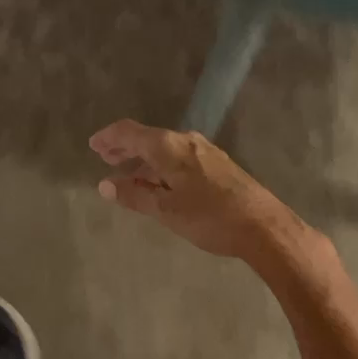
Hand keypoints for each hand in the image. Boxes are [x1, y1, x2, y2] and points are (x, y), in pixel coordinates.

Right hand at [89, 119, 306, 260]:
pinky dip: (162, 165)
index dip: (109, 137)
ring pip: (165, 148)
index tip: (93, 145)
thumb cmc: (209, 218)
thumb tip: (105, 185)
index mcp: (168, 146)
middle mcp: (185, 140)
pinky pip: (179, 157)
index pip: (130, 132)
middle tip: (106, 159)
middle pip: (147, 138)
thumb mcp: (166, 210)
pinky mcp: (218, 164)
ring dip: (144, 159)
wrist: (264, 227)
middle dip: (125, 147)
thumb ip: (134, 196)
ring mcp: (204, 151)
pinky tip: (162, 183)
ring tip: (130, 176)